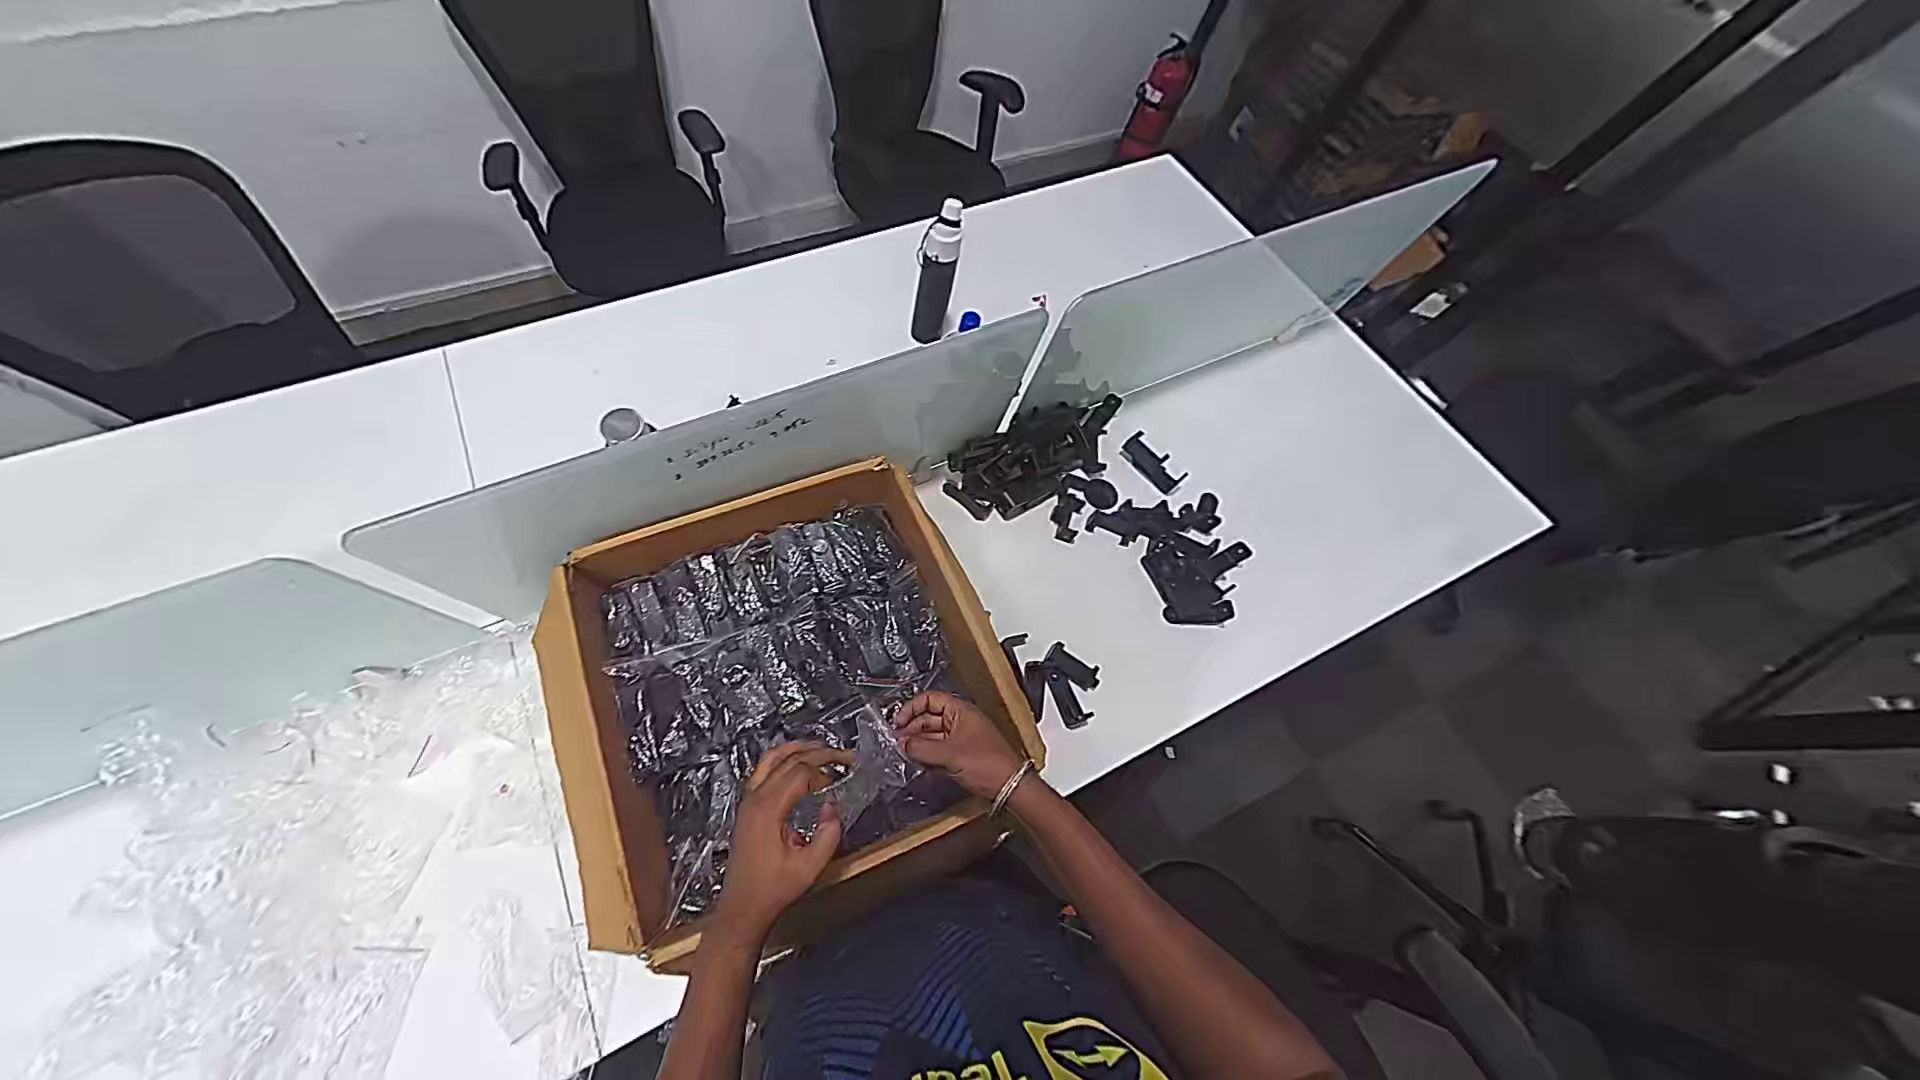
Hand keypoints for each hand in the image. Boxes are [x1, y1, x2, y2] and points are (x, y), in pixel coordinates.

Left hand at [714, 741, 851, 939]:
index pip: (801, 772)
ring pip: (771, 758)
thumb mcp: (810, 866)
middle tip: (841, 754)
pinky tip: (797, 763)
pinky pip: (763, 770)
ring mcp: (747, 801)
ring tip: (819, 747)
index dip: (824, 771)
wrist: (742, 910)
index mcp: (768, 809)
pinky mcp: (747, 807)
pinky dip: (783, 759)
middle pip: (788, 760)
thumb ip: (828, 834)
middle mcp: (755, 799)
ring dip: (797, 749)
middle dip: (818, 753)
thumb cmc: (773, 890)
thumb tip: (832, 807)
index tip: (839, 780)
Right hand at [892, 691, 1025, 799]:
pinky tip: (918, 762)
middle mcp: (960, 721)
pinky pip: (938, 751)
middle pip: (929, 718)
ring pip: (932, 736)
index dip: (912, 708)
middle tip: (898, 741)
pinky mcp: (961, 755)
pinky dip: (927, 755)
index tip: (898, 722)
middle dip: (912, 729)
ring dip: (918, 744)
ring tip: (905, 753)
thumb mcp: (950, 754)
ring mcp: (960, 739)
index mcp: (960, 711)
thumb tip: (903, 743)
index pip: (930, 699)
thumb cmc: (989, 764)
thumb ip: (922, 748)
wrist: (1009, 787)